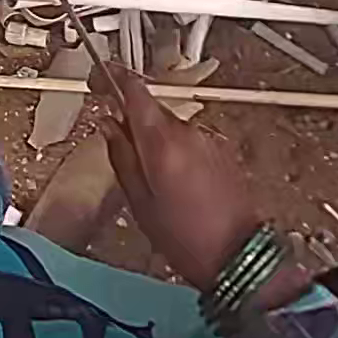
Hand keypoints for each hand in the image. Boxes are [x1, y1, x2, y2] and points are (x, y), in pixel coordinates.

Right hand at [87, 62, 270, 291]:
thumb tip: (108, 124)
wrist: (240, 259)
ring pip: (167, 123)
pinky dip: (171, 146)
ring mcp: (207, 140)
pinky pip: (186, 138)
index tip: (97, 79)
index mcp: (161, 141)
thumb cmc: (184, 236)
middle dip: (129, 115)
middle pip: (150, 106)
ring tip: (146, 172)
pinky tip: (170, 178)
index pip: (134, 89)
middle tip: (115, 139)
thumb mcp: (138, 199)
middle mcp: (187, 132)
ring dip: (151, 135)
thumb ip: (120, 154)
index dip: (111, 77)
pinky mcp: (220, 151)